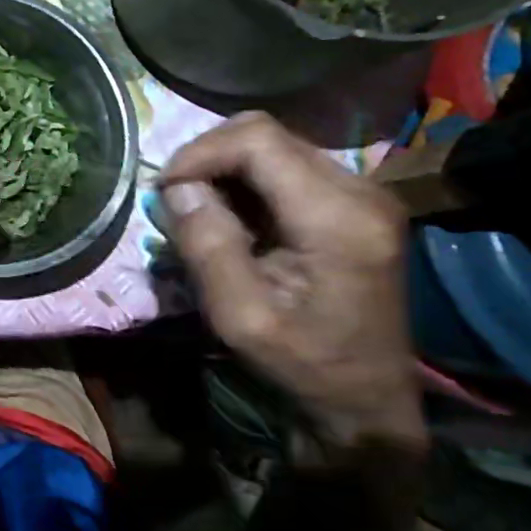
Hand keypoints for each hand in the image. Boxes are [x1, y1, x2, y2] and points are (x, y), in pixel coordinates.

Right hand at [162, 112, 424, 449]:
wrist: (366, 397)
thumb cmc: (302, 363)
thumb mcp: (239, 317)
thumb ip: (207, 246)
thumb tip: (176, 188)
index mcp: (337, 218)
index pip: (258, 141)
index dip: (199, 153)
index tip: (165, 190)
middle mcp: (360, 191)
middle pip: (265, 134)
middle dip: (206, 158)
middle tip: (175, 200)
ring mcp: (363, 194)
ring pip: (273, 145)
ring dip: (223, 169)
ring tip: (199, 211)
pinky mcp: (354, 203)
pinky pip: (285, 166)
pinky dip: (244, 181)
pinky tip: (231, 218)